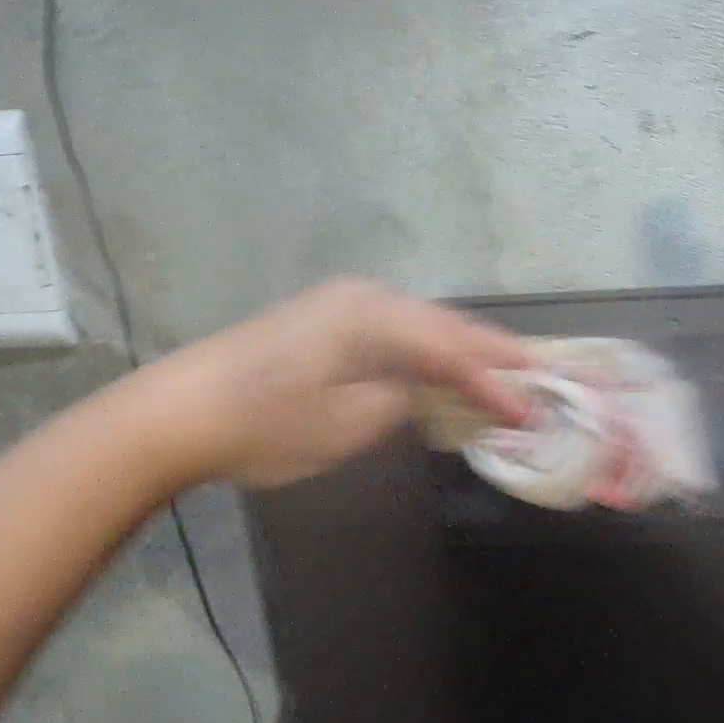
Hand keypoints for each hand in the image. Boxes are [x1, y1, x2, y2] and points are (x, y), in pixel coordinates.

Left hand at [125, 279, 530, 487]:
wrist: (178, 413)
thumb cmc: (265, 424)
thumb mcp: (347, 423)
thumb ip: (405, 401)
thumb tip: (434, 393)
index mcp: (375, 316)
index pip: (455, 350)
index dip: (498, 381)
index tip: (534, 410)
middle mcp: (367, 298)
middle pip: (448, 326)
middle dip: (496, 353)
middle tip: (545, 374)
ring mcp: (344, 305)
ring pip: (426, 326)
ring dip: (466, 352)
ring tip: (511, 371)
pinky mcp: (328, 322)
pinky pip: (400, 333)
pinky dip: (431, 353)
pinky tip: (448, 368)